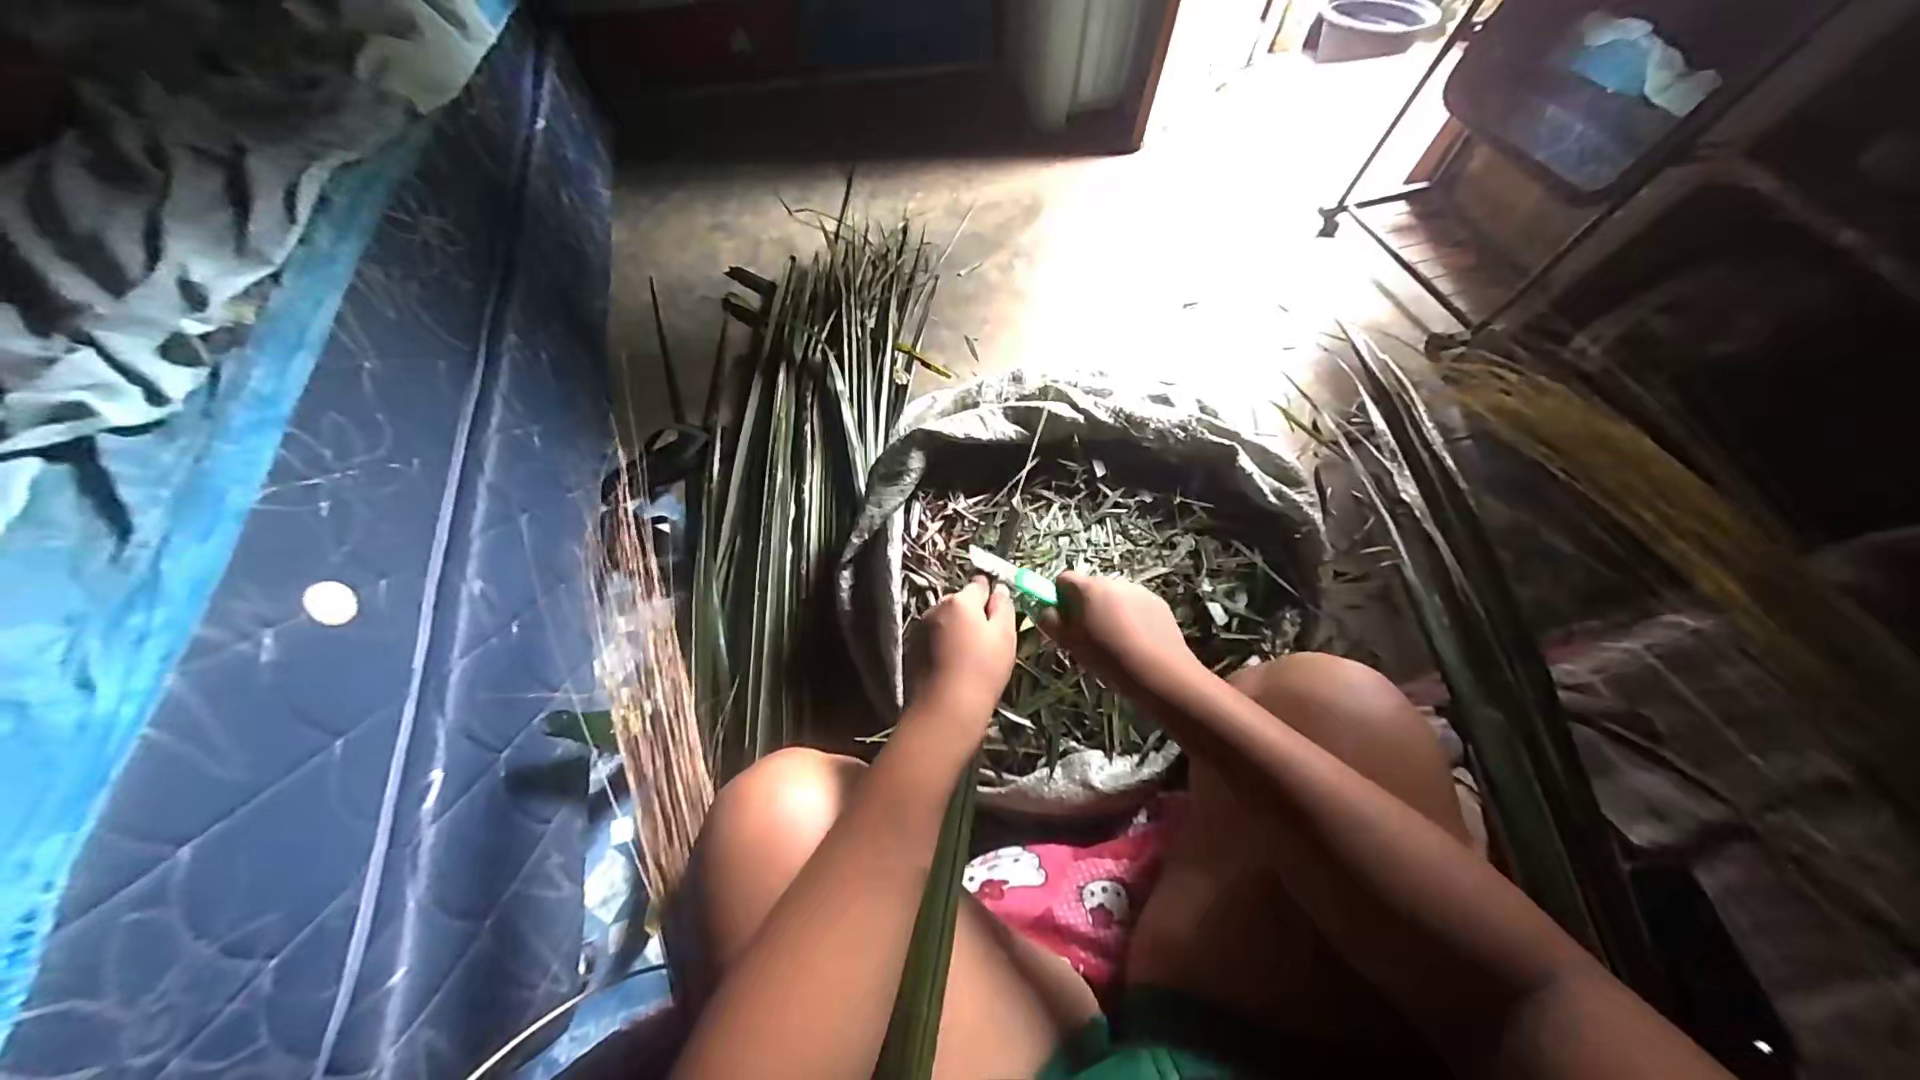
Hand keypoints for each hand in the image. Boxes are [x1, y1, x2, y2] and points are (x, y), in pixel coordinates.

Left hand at [907, 576, 1016, 735]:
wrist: (945, 709)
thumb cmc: (982, 670)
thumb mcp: (1004, 635)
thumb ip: (1004, 607)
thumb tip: (999, 589)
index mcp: (960, 601)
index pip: (979, 584)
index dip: (990, 596)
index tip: (998, 614)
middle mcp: (936, 608)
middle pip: (959, 602)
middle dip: (972, 614)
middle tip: (987, 640)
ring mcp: (920, 629)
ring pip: (945, 621)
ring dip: (956, 630)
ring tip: (969, 657)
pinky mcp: (912, 649)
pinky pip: (933, 639)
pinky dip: (942, 646)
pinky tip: (952, 666)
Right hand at [1039, 572, 1202, 699]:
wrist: (1158, 671)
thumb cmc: (1107, 656)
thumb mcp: (1070, 643)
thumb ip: (1051, 622)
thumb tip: (1046, 611)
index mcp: (1088, 588)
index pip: (1063, 579)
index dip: (1060, 597)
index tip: (1065, 620)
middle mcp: (1113, 581)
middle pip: (1090, 587)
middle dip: (1086, 606)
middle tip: (1089, 635)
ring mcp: (1138, 590)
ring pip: (1114, 597)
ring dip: (1110, 612)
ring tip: (1116, 642)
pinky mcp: (1157, 602)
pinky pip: (1136, 605)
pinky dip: (1132, 618)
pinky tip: (1136, 642)